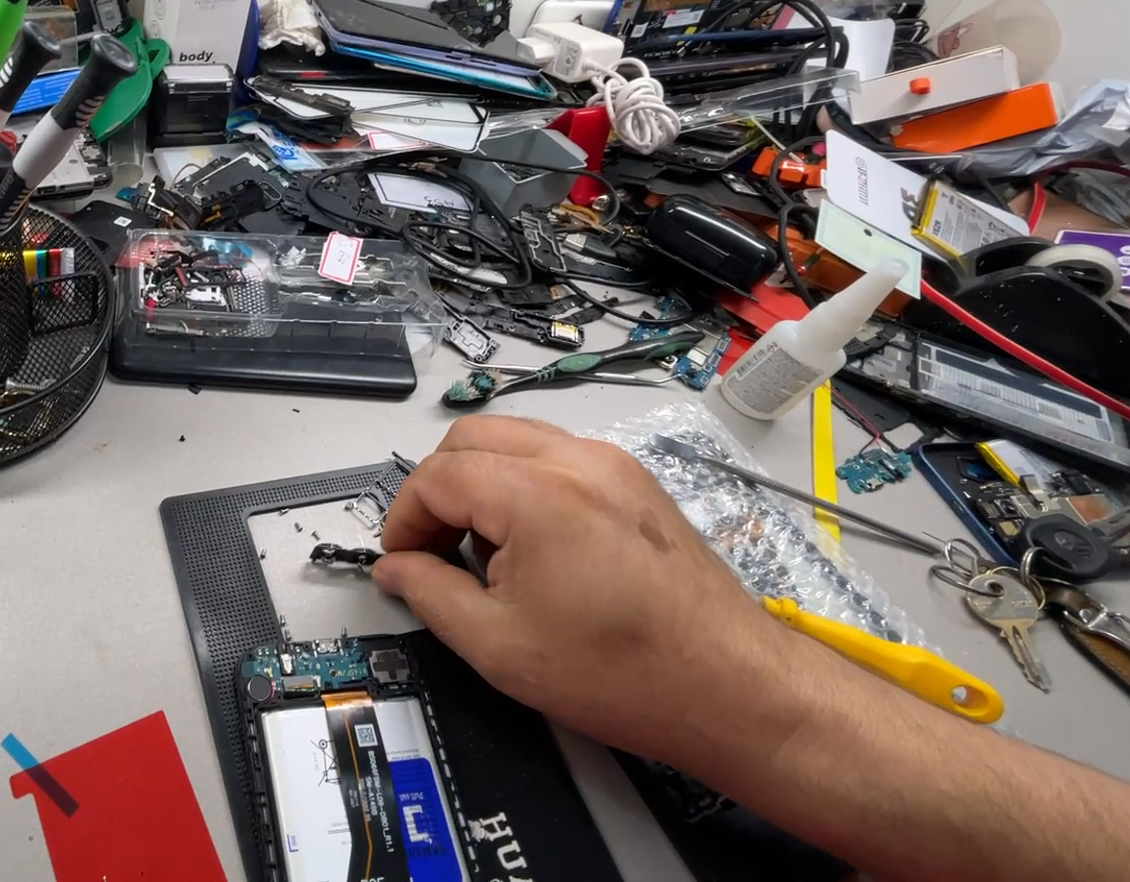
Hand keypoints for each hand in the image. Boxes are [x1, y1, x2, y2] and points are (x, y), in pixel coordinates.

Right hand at [373, 415, 804, 764]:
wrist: (737, 690)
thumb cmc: (617, 673)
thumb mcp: (497, 645)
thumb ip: (427, 593)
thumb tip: (392, 568)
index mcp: (536, 492)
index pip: (436, 476)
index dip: (403, 518)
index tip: (401, 562)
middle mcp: (573, 457)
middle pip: (467, 439)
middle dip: (436, 490)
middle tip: (435, 548)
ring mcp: (609, 461)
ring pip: (509, 438)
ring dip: (476, 480)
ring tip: (484, 547)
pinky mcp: (632, 477)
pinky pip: (551, 453)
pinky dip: (518, 480)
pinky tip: (532, 540)